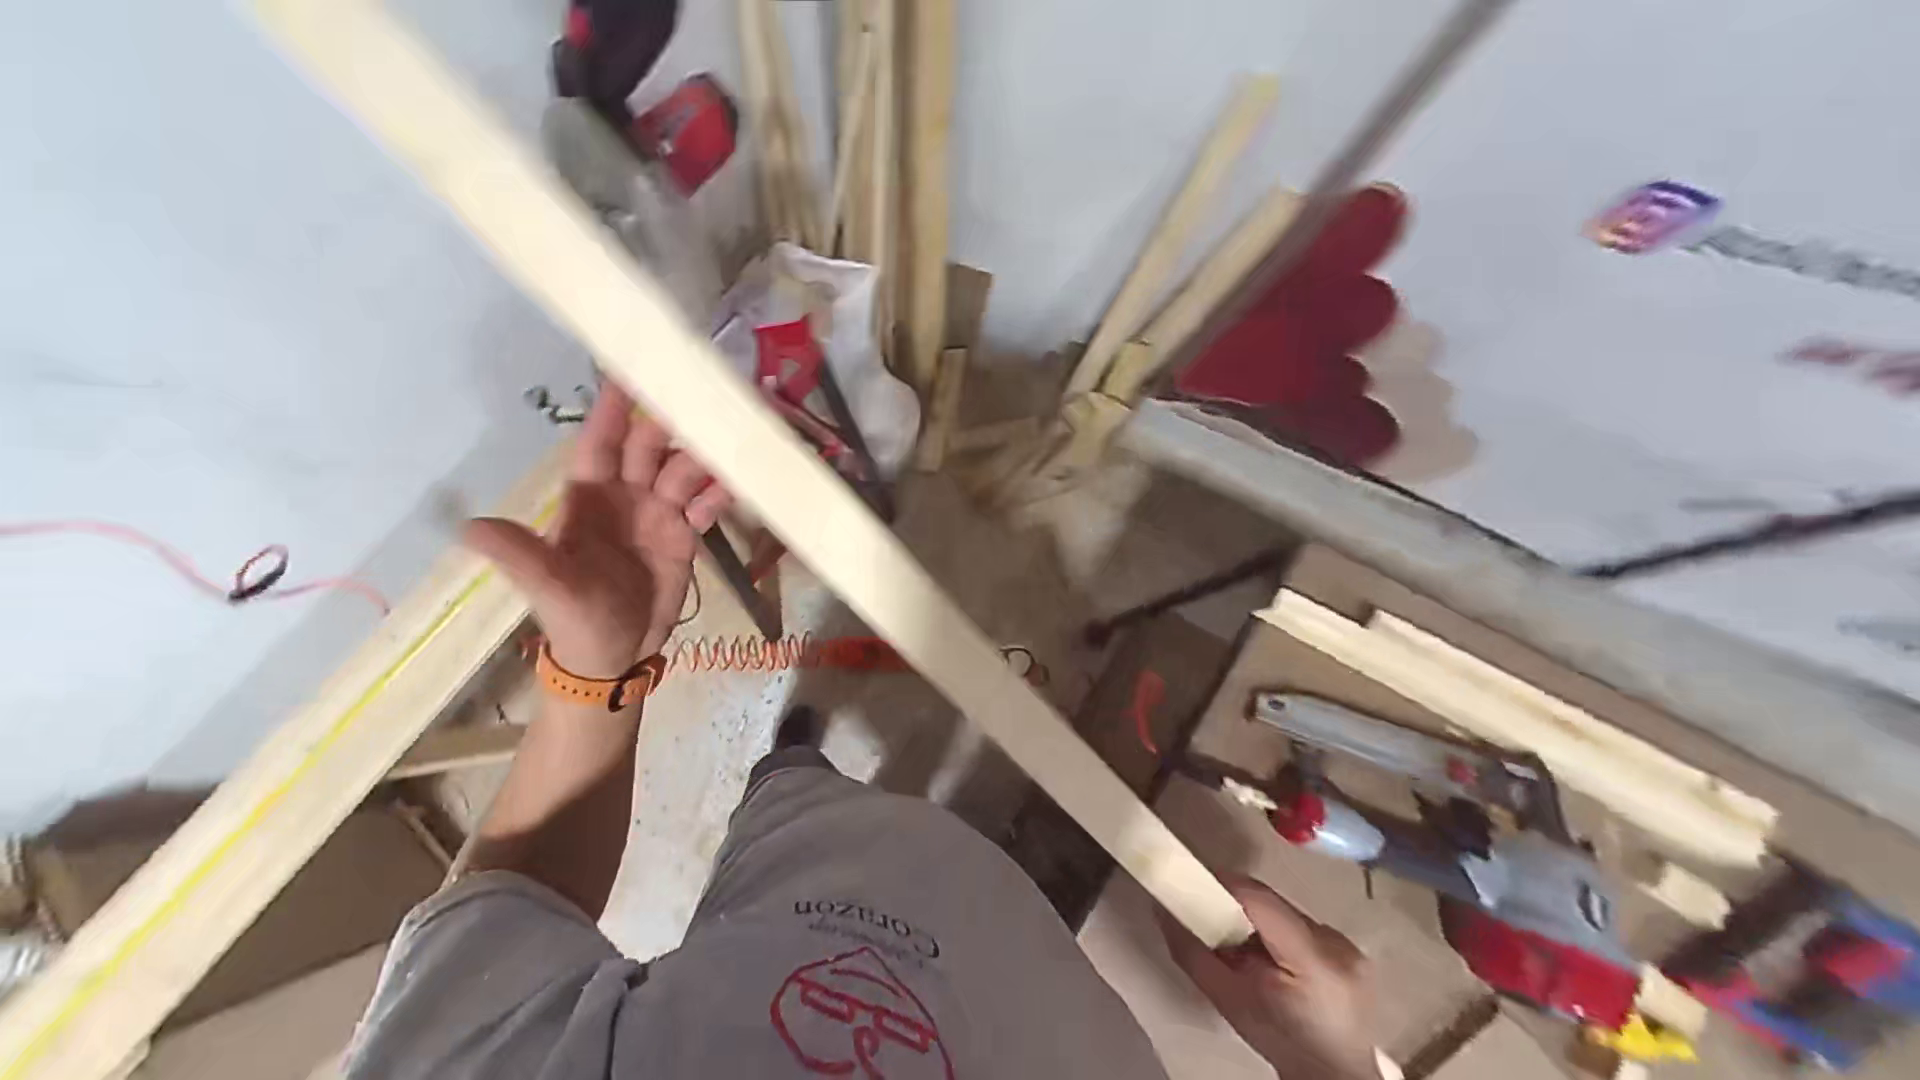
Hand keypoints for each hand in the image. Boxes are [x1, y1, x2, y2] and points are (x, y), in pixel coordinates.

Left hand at [465, 381, 730, 677]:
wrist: (616, 655)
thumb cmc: (575, 620)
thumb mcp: (547, 589)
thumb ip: (520, 556)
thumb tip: (469, 527)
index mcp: (587, 498)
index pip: (599, 444)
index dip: (611, 411)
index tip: (628, 372)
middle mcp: (625, 495)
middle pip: (649, 449)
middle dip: (670, 424)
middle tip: (700, 400)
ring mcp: (659, 513)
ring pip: (685, 471)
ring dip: (704, 455)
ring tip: (731, 440)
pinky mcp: (687, 534)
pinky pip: (707, 503)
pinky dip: (722, 492)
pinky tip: (741, 483)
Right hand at [1161, 876, 1376, 1079]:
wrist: (1331, 1079)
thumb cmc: (1279, 1042)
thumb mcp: (1228, 1002)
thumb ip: (1192, 953)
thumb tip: (1161, 908)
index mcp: (1312, 960)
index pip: (1259, 899)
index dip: (1221, 882)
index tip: (1188, 879)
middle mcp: (1335, 942)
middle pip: (1269, 901)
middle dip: (1233, 903)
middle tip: (1204, 913)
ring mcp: (1347, 944)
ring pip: (1282, 909)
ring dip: (1253, 916)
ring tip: (1234, 939)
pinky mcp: (1348, 947)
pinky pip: (1297, 922)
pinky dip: (1273, 928)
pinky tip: (1263, 953)